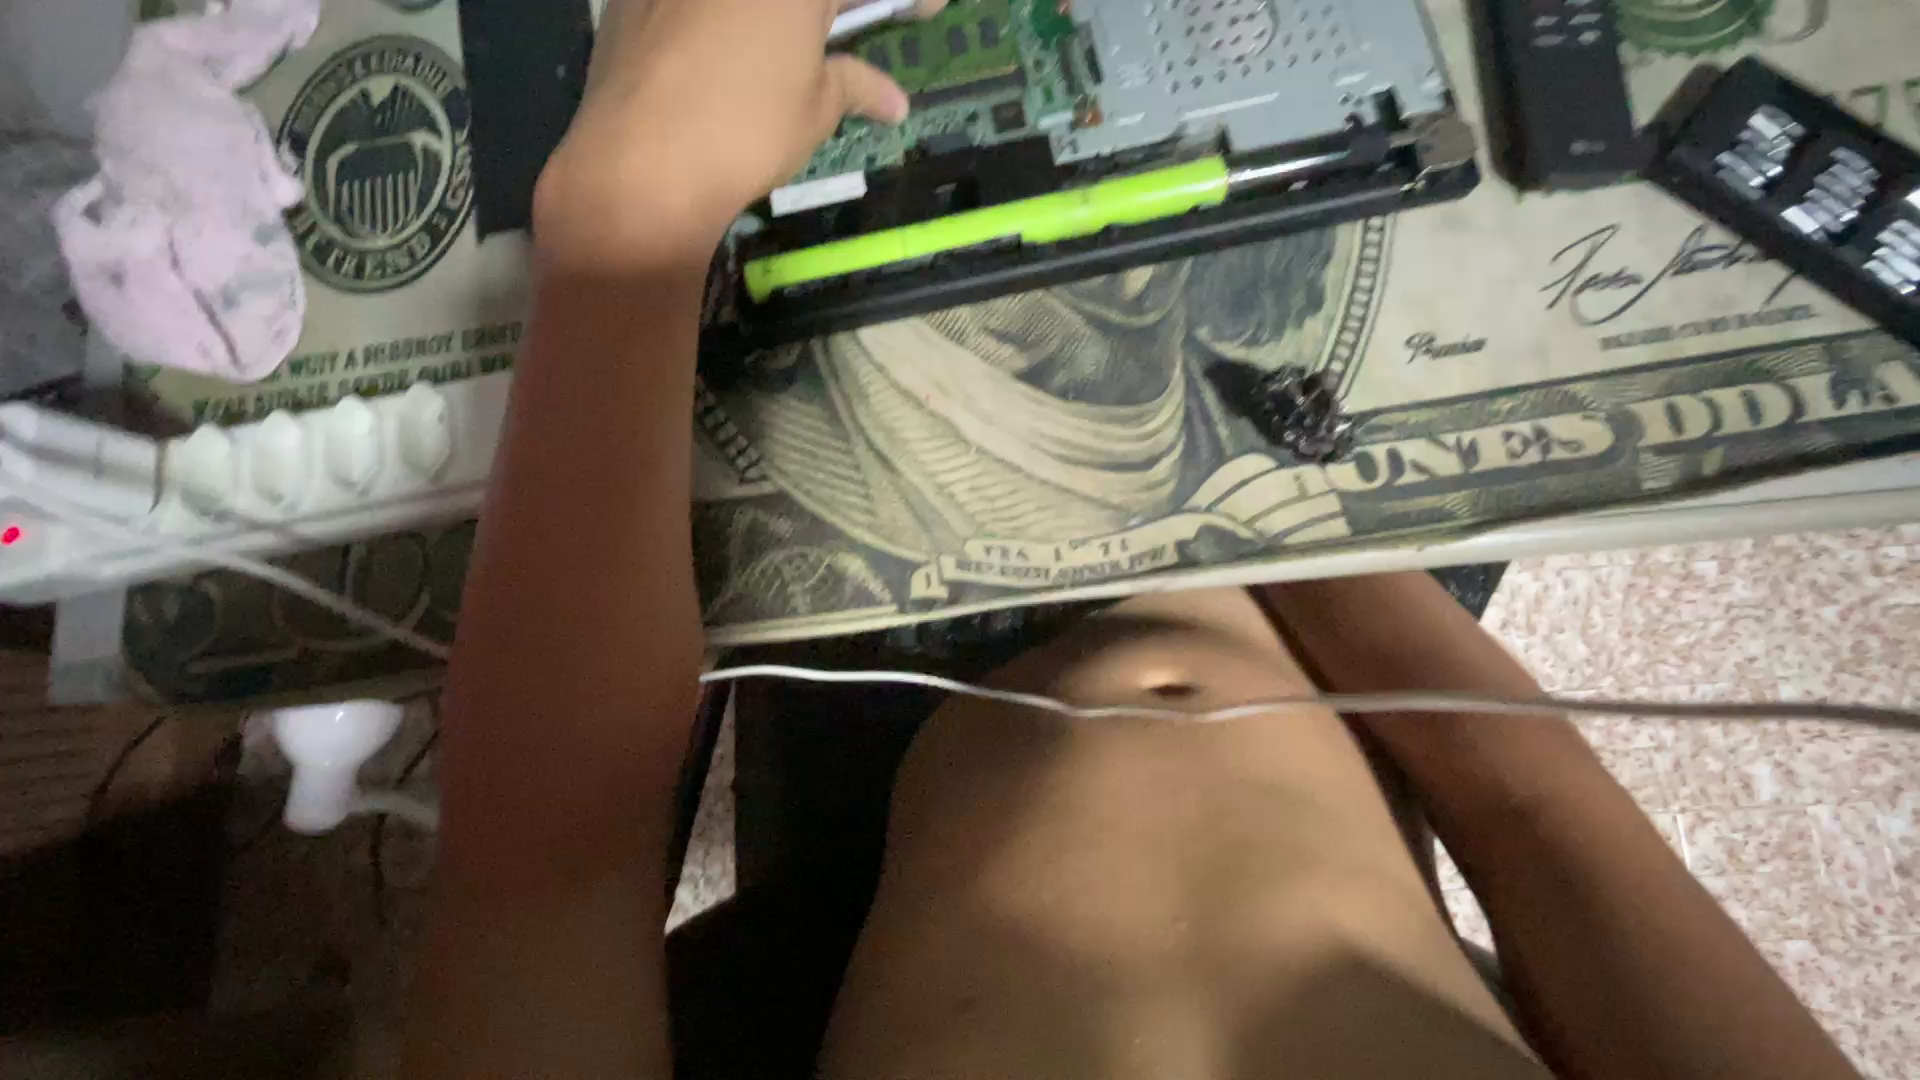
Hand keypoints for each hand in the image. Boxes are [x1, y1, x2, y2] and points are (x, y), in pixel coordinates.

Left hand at [536, 0, 926, 271]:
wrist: (643, 161)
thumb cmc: (748, 131)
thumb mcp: (815, 110)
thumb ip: (855, 86)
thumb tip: (895, 102)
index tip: (926, 7)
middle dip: (834, 8)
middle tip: (850, 25)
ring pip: (747, 1)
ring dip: (779, 18)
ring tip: (789, 45)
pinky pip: (696, 2)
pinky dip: (723, 18)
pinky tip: (723, 51)